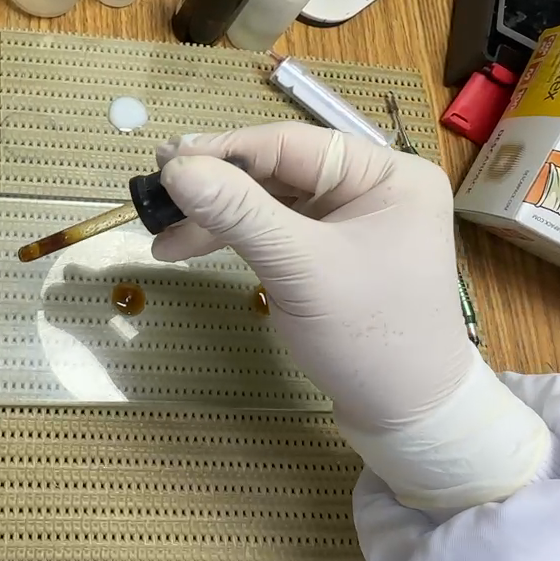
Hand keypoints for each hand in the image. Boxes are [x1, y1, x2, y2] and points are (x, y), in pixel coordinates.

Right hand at [152, 122, 471, 431]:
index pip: (288, 144)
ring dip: (212, 216)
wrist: (404, 416)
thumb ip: (238, 213)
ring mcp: (343, 219)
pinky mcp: (322, 250)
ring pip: (262, 201)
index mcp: (384, 174)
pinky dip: (227, 238)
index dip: (222, 151)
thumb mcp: (301, 269)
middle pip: (272, 170)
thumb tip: (174, 167)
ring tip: (160, 234)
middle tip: (155, 195)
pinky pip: (266, 229)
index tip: (163, 162)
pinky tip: (185, 248)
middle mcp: (366, 186)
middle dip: (213, 188)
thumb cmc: (368, 337)